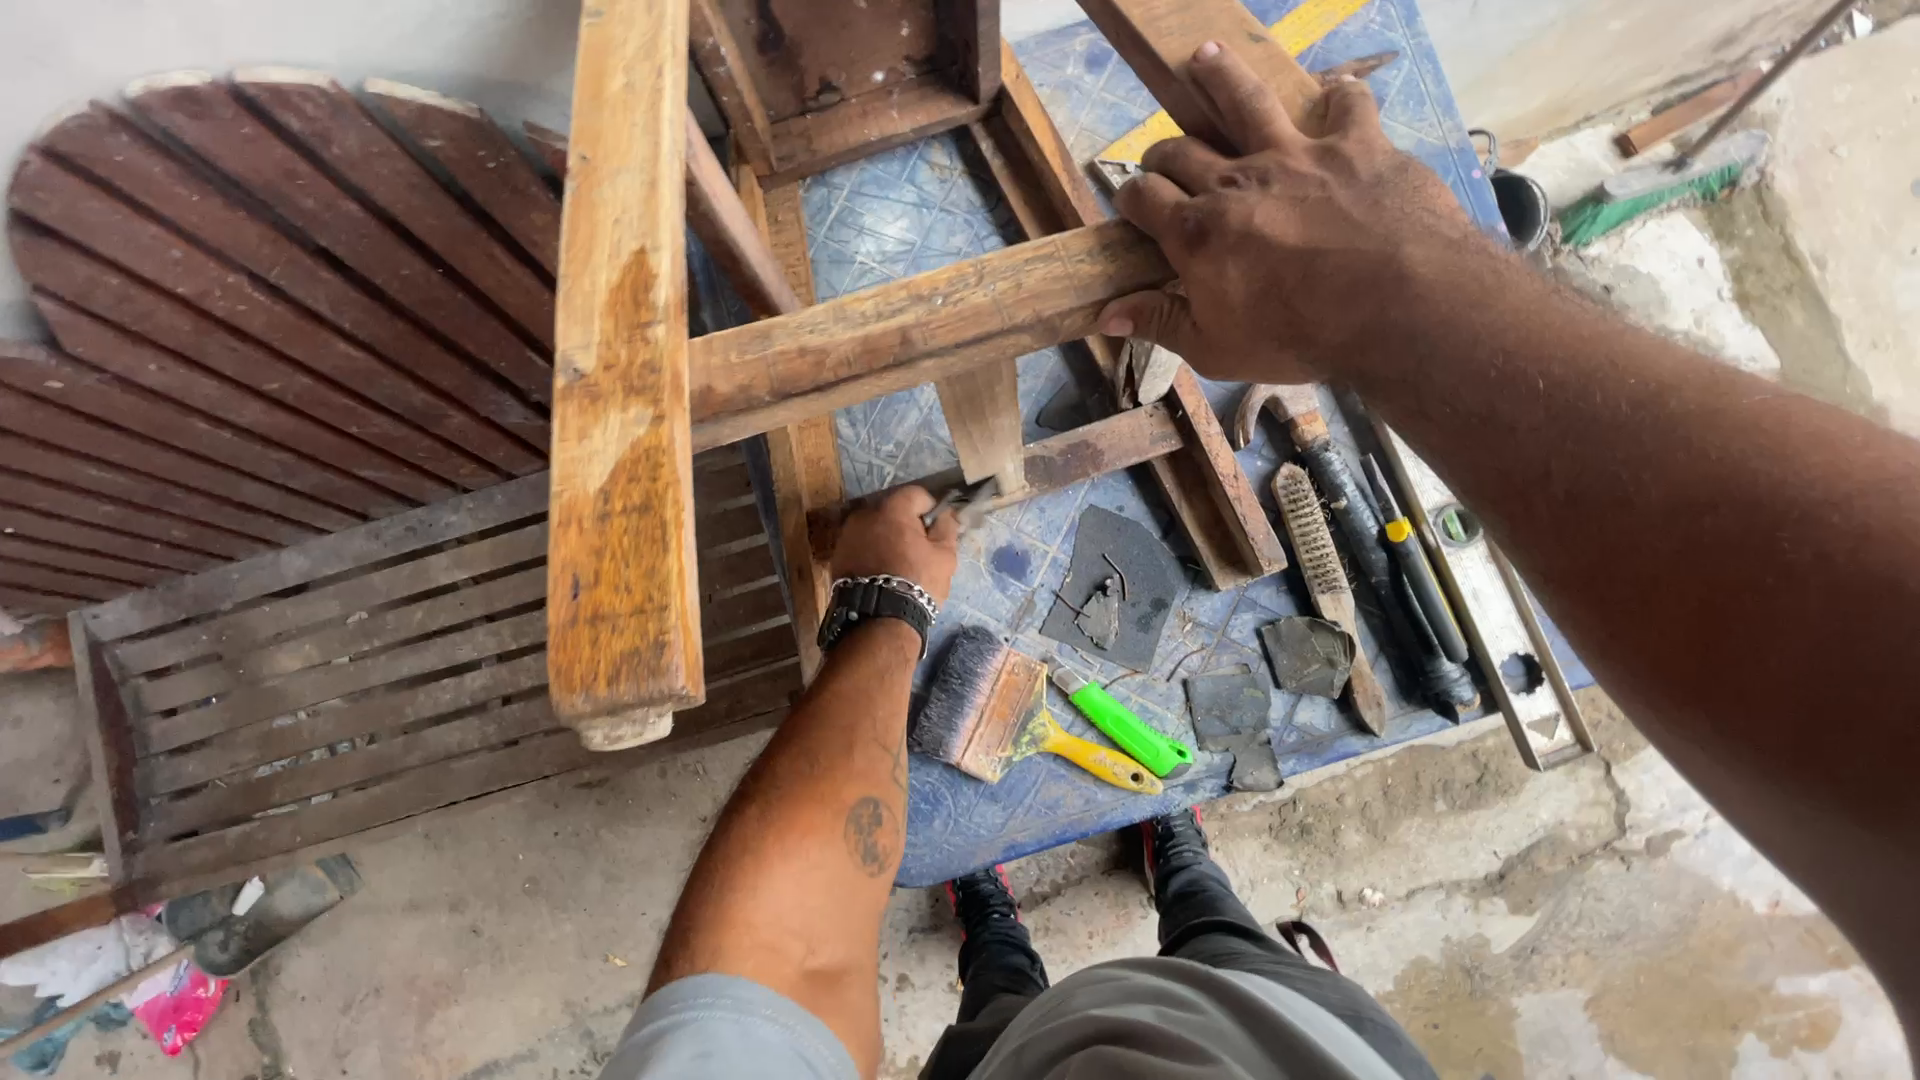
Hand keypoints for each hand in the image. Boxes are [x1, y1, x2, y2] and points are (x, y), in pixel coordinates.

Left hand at [832, 486, 959, 605]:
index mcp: (892, 509)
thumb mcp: (944, 556)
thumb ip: (947, 529)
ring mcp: (847, 535)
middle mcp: (865, 515)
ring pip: (874, 528)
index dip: (930, 507)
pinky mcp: (838, 556)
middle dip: (906, 522)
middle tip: (919, 545)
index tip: (937, 525)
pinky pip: (861, 544)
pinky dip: (871, 550)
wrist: (878, 619)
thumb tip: (947, 514)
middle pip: (892, 509)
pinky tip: (881, 570)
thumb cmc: (917, 582)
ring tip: (899, 560)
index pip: (915, 494)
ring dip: (886, 536)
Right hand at [1096, 41, 1496, 383]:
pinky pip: (1346, 104)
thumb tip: (1105, 314)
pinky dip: (1340, 97)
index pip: (1143, 198)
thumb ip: (1159, 323)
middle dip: (1164, 152)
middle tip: (1162, 158)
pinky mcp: (1356, 144)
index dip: (1130, 198)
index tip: (1131, 203)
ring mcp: (1297, 154)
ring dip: (1220, 77)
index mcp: (1197, 232)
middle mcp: (1237, 180)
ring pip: (1246, 101)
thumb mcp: (1213, 347)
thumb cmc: (1296, 337)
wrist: (1395, 305)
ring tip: (1205, 57)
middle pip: (1183, 150)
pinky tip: (1336, 94)